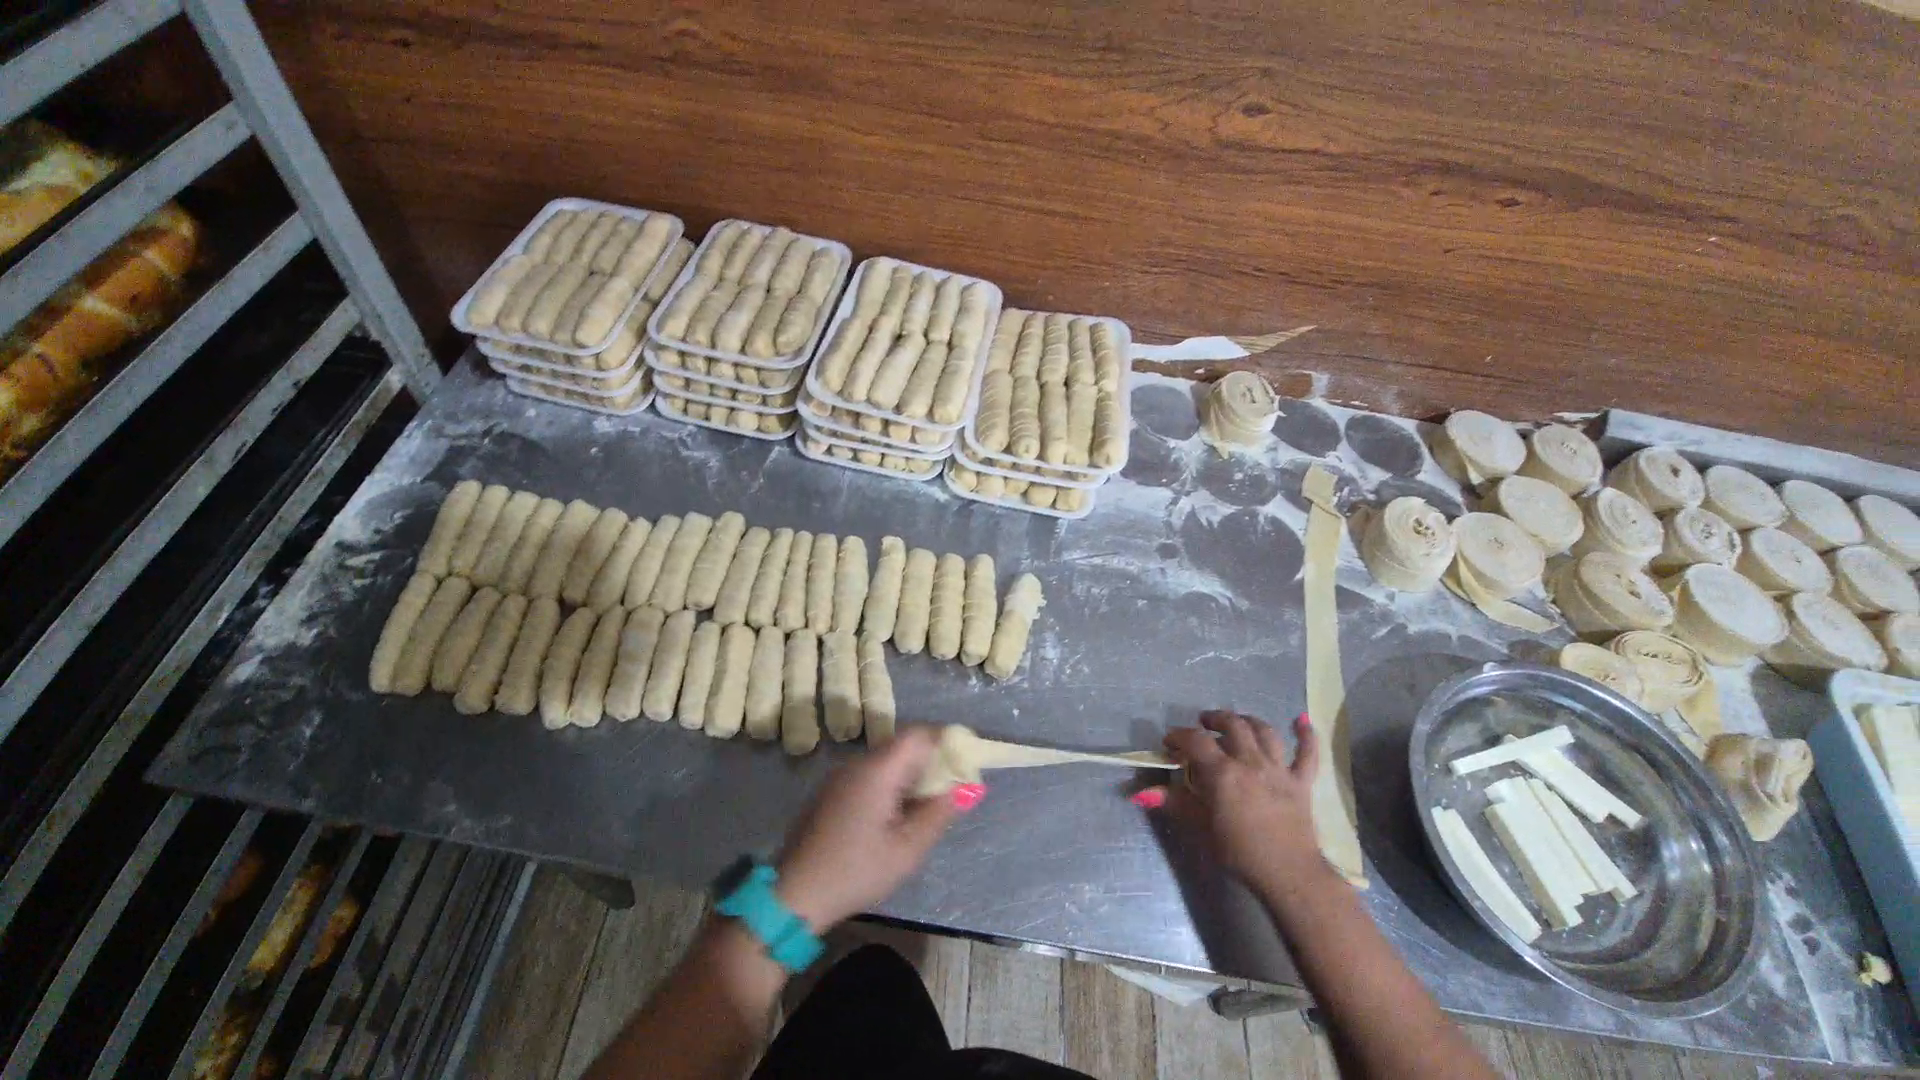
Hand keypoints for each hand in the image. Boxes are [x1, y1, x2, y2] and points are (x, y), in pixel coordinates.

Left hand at [775, 727, 960, 929]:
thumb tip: (963, 787)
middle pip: (902, 746)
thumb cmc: (856, 871)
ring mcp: (839, 778)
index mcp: (877, 771)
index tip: (966, 763)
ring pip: (885, 763)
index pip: (918, 735)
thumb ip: (938, 813)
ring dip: (910, 777)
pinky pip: (869, 777)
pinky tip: (895, 819)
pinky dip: (890, 787)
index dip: (945, 742)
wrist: (795, 894)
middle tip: (951, 792)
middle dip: (931, 762)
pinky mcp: (830, 793)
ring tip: (926, 810)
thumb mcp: (907, 850)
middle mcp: (857, 764)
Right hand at [1162, 710, 1326, 887]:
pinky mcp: (1302, 782)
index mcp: (1223, 773)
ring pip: (1265, 732)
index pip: (1196, 741)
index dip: (1179, 736)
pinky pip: (1308, 754)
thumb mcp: (1201, 828)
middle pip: (1233, 726)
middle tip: (1203, 723)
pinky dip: (1306, 735)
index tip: (1169, 741)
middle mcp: (1251, 762)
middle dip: (1215, 719)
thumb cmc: (1239, 852)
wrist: (1288, 873)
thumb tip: (1140, 793)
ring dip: (1249, 721)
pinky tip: (1301, 719)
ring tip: (1238, 721)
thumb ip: (1174, 804)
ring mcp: (1279, 770)